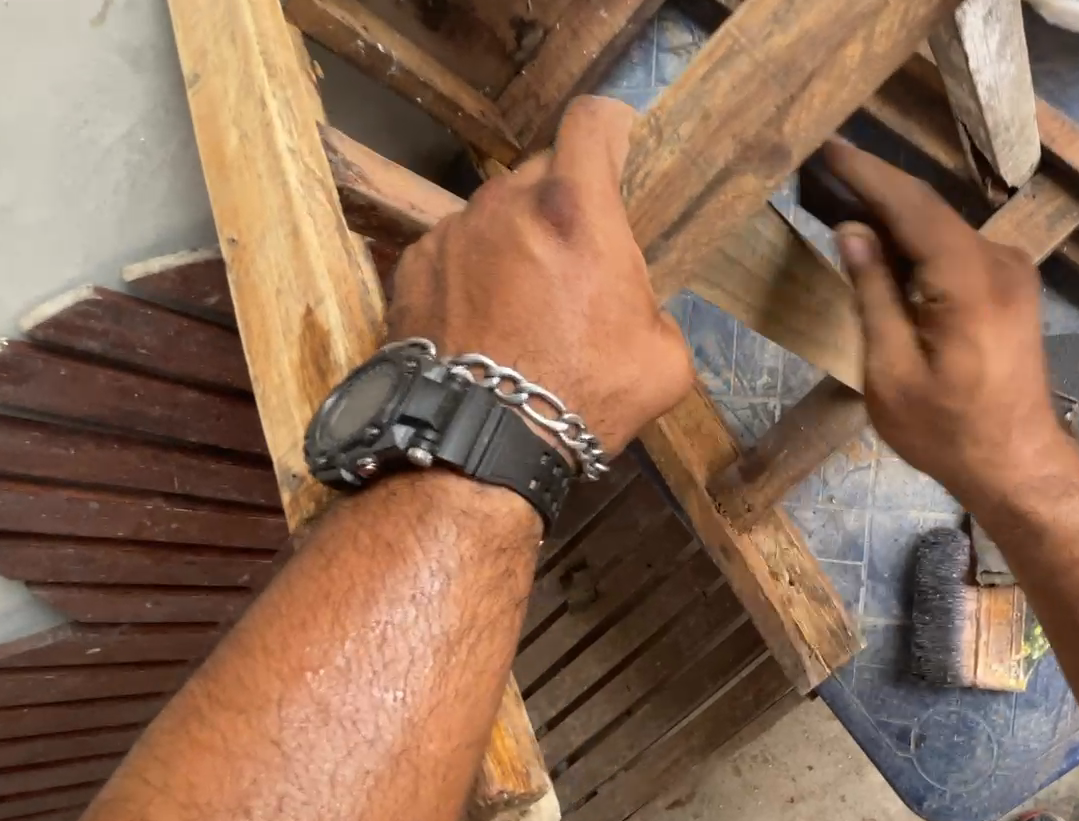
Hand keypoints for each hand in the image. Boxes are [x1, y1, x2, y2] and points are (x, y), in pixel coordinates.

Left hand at [388, 97, 692, 453]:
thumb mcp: (666, 362)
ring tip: (527, 302)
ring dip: (519, 239)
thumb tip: (637, 309)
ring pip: (497, 212)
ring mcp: (453, 231)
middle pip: (545, 172)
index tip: (622, 149)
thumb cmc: (588, 395)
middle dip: (568, 203)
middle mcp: (508, 203)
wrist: (485, 440)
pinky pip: (456, 248)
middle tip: (580, 258)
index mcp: (578, 213)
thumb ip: (658, 312)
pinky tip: (486, 321)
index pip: (593, 122)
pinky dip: (475, 270)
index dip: (613, 128)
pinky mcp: (413, 265)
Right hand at [822, 140, 1070, 503]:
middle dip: (877, 191)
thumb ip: (873, 296)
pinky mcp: (1013, 289)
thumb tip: (853, 232)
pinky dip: (921, 246)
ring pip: (944, 230)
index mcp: (970, 282)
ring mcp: (1013, 274)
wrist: (1016, 463)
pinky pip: (958, 252)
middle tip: (825, 176)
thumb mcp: (892, 373)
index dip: (867, 174)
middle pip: (930, 212)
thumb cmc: (947, 432)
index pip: (913, 207)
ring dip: (897, 220)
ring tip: (846, 208)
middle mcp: (1001, 263)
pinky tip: (889, 251)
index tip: (827, 149)